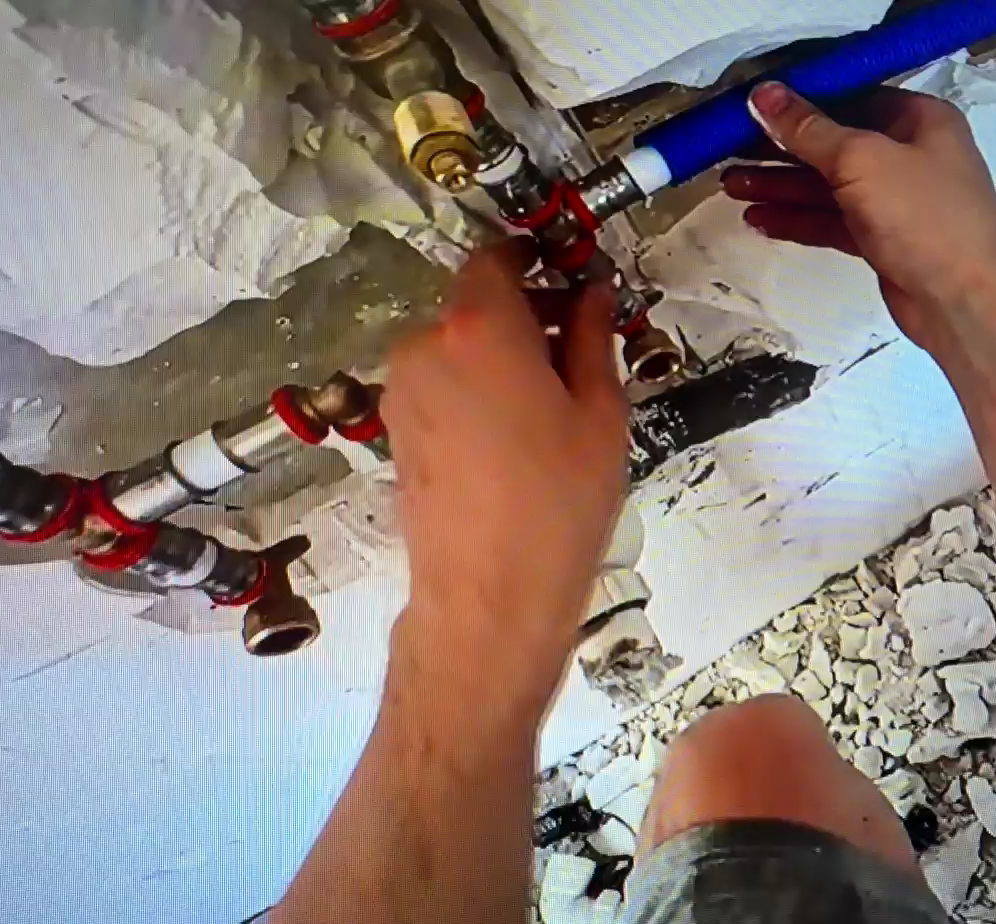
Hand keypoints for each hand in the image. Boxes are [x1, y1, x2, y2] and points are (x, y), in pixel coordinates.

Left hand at [380, 242, 628, 694]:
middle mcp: (424, 345)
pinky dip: (472, 393)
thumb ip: (593, 338)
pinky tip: (508, 443)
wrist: (490, 594)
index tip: (568, 284)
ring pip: (455, 349)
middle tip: (574, 359)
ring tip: (544, 414)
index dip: (534, 262)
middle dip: (523, 317)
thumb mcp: (601, 415)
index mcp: (479, 326)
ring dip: (497, 359)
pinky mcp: (394, 432)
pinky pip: (439, 388)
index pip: (497, 257)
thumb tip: (592, 292)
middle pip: (474, 306)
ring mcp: (400, 391)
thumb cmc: (560, 502)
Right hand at [723, 83, 995, 356]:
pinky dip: (797, 221)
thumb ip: (809, 131)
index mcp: (916, 119)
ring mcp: (892, 203)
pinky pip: (830, 223)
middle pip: (831, 148)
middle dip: (779, 154)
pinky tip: (760, 222)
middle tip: (729, 157)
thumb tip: (762, 96)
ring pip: (826, 190)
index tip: (750, 113)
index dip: (799, 106)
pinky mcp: (880, 243)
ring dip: (780, 189)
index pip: (848, 101)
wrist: (963, 299)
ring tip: (731, 190)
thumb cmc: (923, 216)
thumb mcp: (862, 161)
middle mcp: (906, 156)